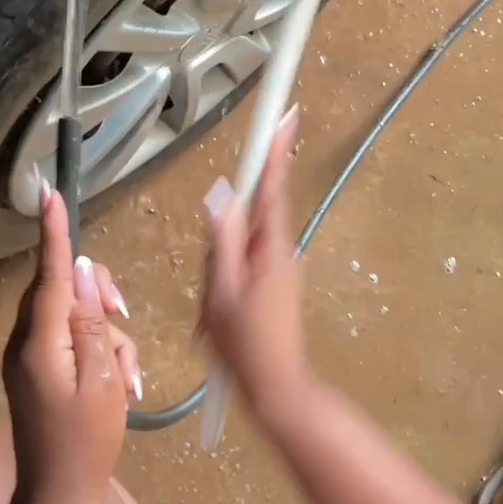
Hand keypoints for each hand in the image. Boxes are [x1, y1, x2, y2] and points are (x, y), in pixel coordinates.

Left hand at [2, 184, 142, 503]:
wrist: (59, 498)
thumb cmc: (86, 441)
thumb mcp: (103, 378)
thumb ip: (92, 322)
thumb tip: (86, 273)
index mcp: (38, 343)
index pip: (50, 275)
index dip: (54, 233)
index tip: (48, 195)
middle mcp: (26, 343)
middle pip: (65, 291)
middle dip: (100, 300)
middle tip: (124, 316)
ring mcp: (30, 359)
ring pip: (76, 318)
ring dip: (107, 337)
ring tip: (125, 376)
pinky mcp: (39, 372)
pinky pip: (72, 342)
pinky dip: (99, 354)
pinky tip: (120, 385)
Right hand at [201, 107, 310, 417]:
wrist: (277, 387)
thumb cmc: (246, 344)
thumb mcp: (221, 291)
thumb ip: (221, 240)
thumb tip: (221, 194)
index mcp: (270, 247)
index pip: (271, 187)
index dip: (276, 150)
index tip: (288, 115)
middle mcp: (282, 250)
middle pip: (247, 219)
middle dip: (222, 242)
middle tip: (213, 287)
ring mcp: (282, 266)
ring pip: (241, 245)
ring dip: (221, 269)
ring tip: (217, 312)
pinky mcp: (277, 282)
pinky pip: (245, 265)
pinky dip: (228, 282)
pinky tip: (223, 315)